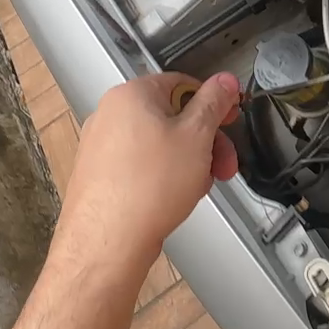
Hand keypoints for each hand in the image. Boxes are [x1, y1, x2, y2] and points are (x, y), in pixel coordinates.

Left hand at [55, 72, 240, 267]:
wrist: (106, 246)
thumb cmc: (146, 190)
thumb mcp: (198, 135)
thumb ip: (215, 102)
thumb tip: (224, 82)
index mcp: (131, 95)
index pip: (184, 83)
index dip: (214, 102)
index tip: (229, 117)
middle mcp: (109, 116)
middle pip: (173, 116)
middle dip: (206, 139)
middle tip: (223, 159)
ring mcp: (101, 148)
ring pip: (160, 142)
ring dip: (190, 159)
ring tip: (202, 183)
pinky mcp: (100, 177)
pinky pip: (142, 165)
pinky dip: (165, 174)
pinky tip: (178, 195)